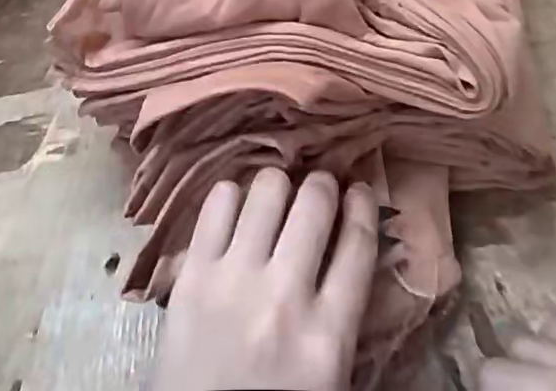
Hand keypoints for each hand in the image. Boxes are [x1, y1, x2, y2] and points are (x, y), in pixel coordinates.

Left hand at [151, 169, 378, 390]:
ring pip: (266, 192)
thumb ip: (340, 314)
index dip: (363, 207)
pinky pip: (218, 204)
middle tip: (321, 184)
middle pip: (314, 206)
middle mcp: (284, 298)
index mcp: (327, 337)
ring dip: (279, 184)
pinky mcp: (191, 273)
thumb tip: (347, 245)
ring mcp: (233, 280)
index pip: (358, 247)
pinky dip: (232, 194)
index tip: (360, 189)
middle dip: (323, 186)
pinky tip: (237, 204)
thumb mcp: (327, 375)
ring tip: (279, 190)